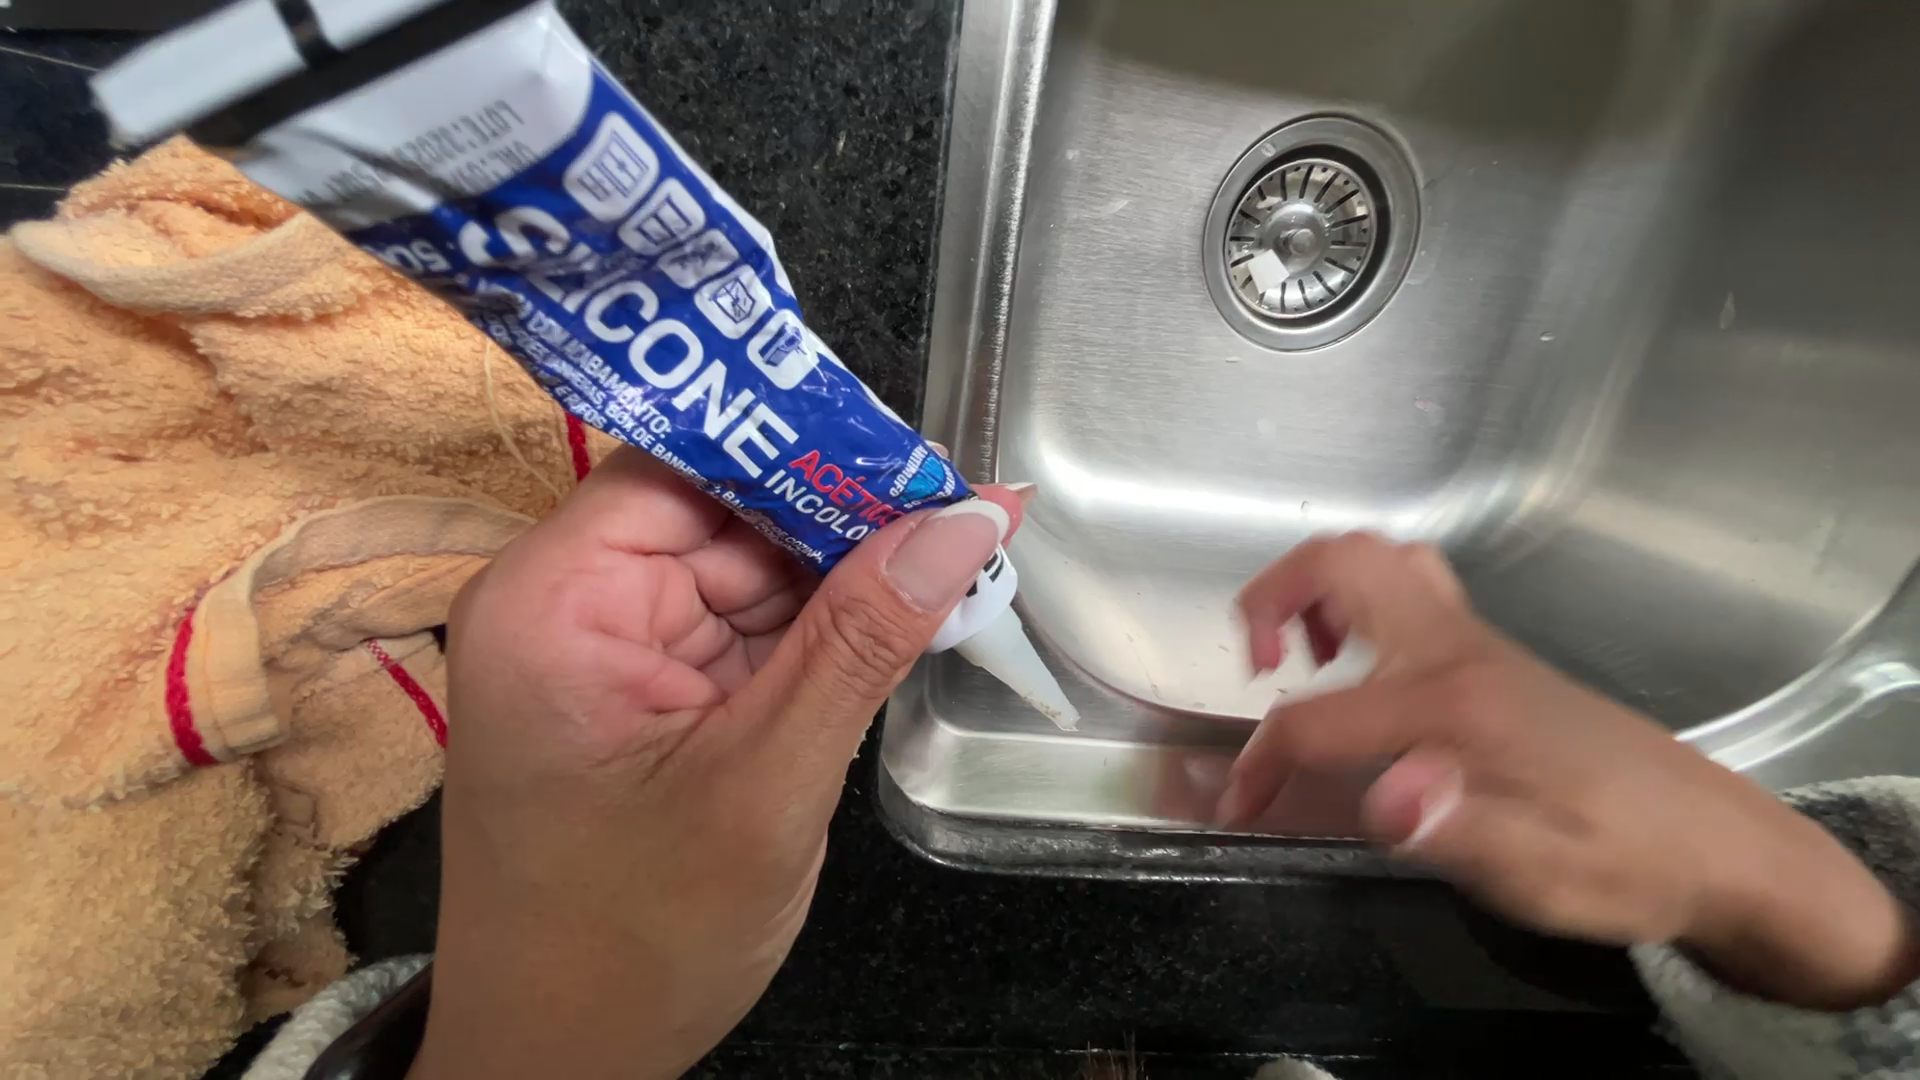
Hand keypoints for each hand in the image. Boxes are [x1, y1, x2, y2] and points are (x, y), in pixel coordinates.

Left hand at [412, 448, 1020, 1078]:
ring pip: (763, 566)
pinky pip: (766, 621)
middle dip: (848, 519)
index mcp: (559, 600)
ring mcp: (629, 642)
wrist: (571, 1069)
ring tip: (957, 556)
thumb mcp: (767, 784)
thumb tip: (965, 522)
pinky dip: (835, 622)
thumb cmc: (638, 942)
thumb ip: (863, 641)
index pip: (687, 467)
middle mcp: (583, 600)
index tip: (914, 455)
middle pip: (735, 512)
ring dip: (854, 573)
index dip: (804, 450)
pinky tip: (906, 614)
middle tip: (964, 508)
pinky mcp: (672, 682)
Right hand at [1220, 533, 1919, 1010]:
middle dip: (1268, 599)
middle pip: (1335, 563)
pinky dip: (1350, 594)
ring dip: (1308, 588)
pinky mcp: (1475, 639)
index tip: (1242, 804)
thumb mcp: (1543, 876)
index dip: (1263, 762)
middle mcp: (1453, 646)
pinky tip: (1353, 652)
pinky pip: (1397, 575)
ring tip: (1299, 652)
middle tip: (1260, 663)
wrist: (1718, 840)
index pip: (1316, 719)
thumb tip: (1383, 795)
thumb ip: (1457, 831)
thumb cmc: (1621, 862)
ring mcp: (1465, 633)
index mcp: (1453, 704)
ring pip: (1367, 553)